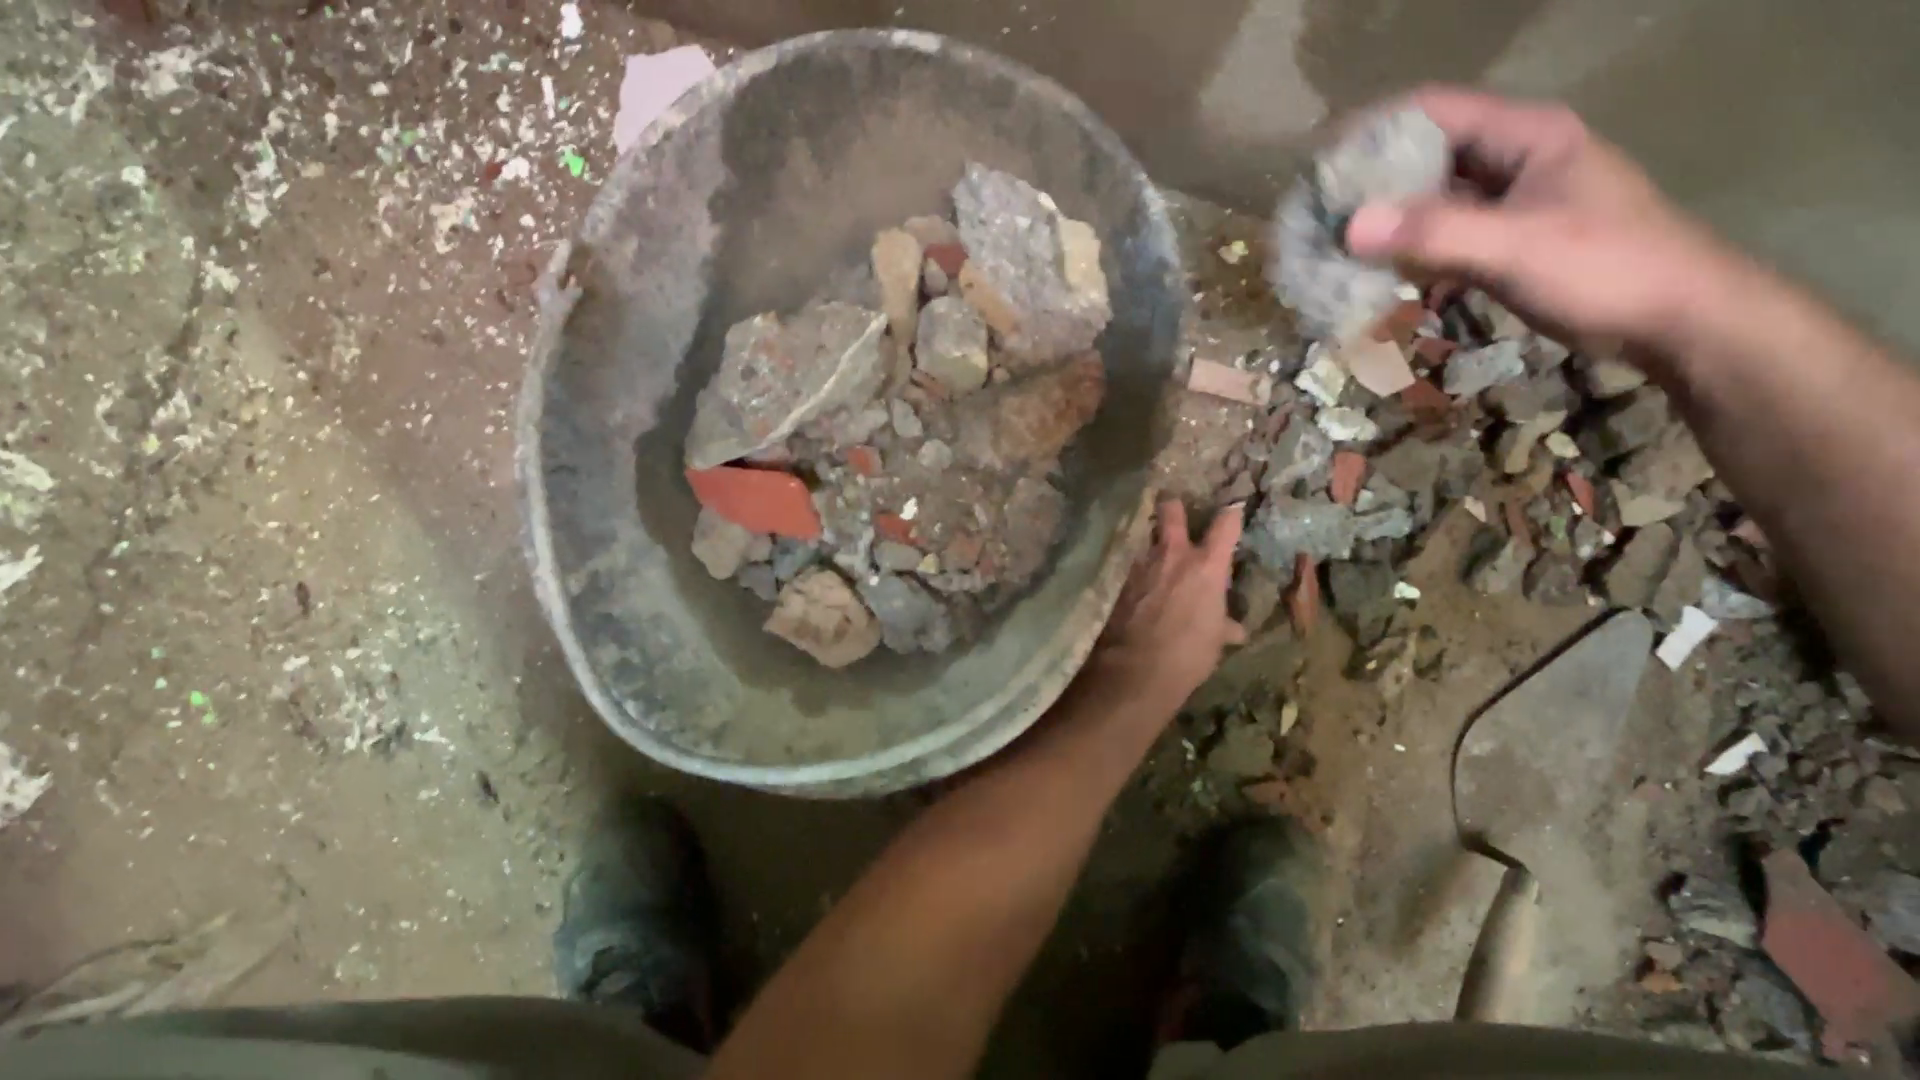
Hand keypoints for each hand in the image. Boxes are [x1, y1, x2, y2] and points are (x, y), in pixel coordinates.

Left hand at [1092, 500, 1244, 708]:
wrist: (1135, 670)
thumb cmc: (1189, 654)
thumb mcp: (1216, 641)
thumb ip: (1224, 627)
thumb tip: (1235, 629)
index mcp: (1206, 566)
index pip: (1225, 524)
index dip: (1231, 513)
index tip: (1234, 507)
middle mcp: (1173, 556)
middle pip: (1171, 512)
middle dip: (1173, 505)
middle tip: (1175, 505)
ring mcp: (1142, 567)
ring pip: (1148, 542)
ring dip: (1154, 546)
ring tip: (1159, 556)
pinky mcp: (1120, 583)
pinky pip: (1135, 569)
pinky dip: (1141, 574)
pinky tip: (1143, 587)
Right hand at [1343, 87, 1738, 352]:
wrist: (1682, 321)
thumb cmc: (1608, 269)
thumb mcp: (1517, 248)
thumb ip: (1434, 233)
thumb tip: (1349, 226)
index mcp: (1526, 136)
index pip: (1432, 110)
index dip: (1372, 131)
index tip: (1320, 168)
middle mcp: (1515, 160)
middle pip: (1426, 156)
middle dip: (1371, 184)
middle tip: (1319, 217)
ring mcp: (1513, 204)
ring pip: (1433, 201)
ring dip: (1388, 224)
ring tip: (1337, 250)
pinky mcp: (1510, 243)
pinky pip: (1446, 238)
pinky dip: (1412, 254)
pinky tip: (1381, 280)